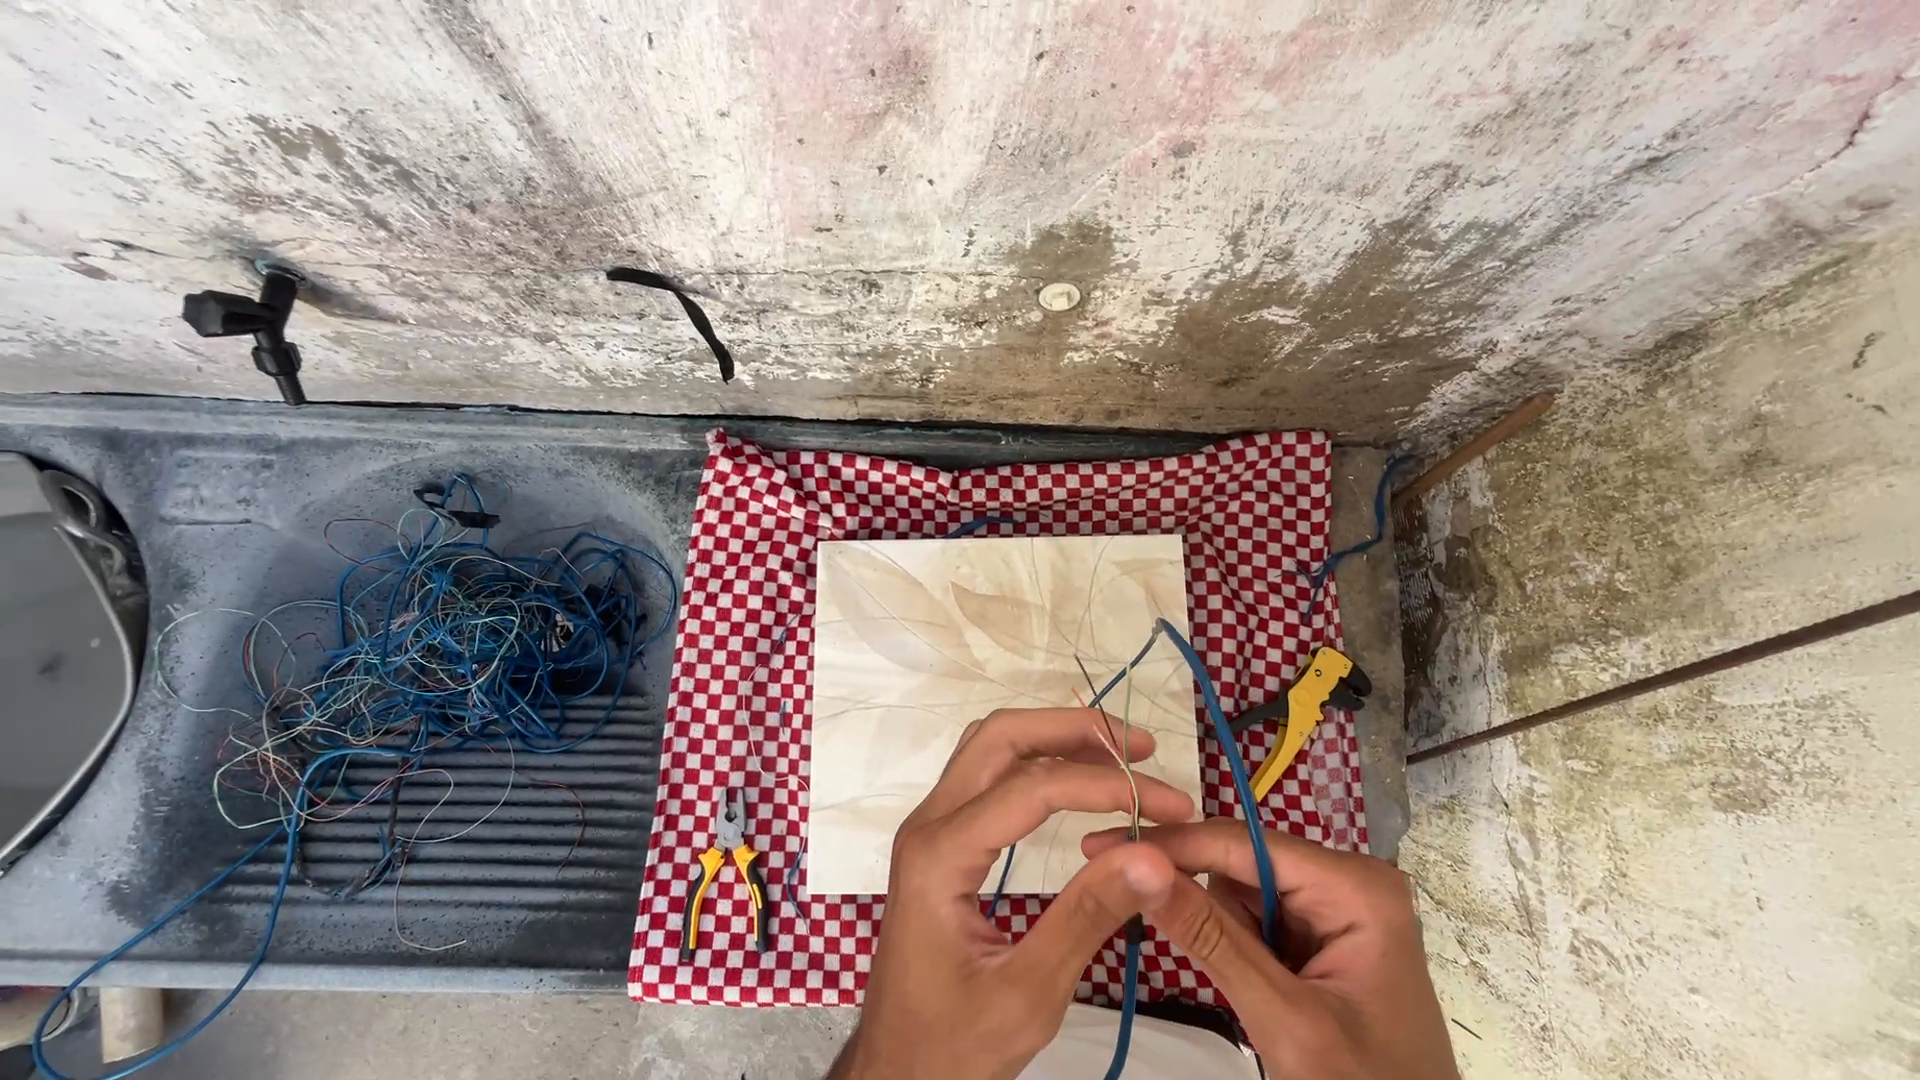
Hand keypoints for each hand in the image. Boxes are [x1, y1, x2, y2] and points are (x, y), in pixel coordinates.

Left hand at [828, 708, 1195, 1079]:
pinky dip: (1037, 762)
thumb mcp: (1028, 993)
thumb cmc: (954, 1044)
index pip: (1030, 788)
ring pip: (991, 747)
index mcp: (940, 856)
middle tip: (1143, 749)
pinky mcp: (941, 840)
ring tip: (1120, 756)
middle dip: (1074, 730)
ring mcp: (930, 827)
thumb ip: (1087, 918)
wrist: (896, 1069)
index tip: (1168, 802)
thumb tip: (1154, 856)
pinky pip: (987, 775)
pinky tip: (1077, 781)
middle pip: (999, 738)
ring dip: (1055, 738)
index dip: (1104, 785)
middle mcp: (928, 824)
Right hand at [1085, 819, 1458, 1079]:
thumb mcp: (1285, 1022)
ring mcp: (1336, 906)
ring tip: (1249, 993)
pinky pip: (1254, 917)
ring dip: (1219, 931)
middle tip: (1140, 918)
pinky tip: (1253, 986)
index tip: (1099, 846)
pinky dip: (1233, 945)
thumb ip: (1211, 941)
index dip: (1170, 845)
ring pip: (1240, 889)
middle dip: (1196, 897)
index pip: (1243, 844)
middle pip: (1239, 862)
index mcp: (1356, 887)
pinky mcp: (1322, 933)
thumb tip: (1138, 867)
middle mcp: (1348, 880)